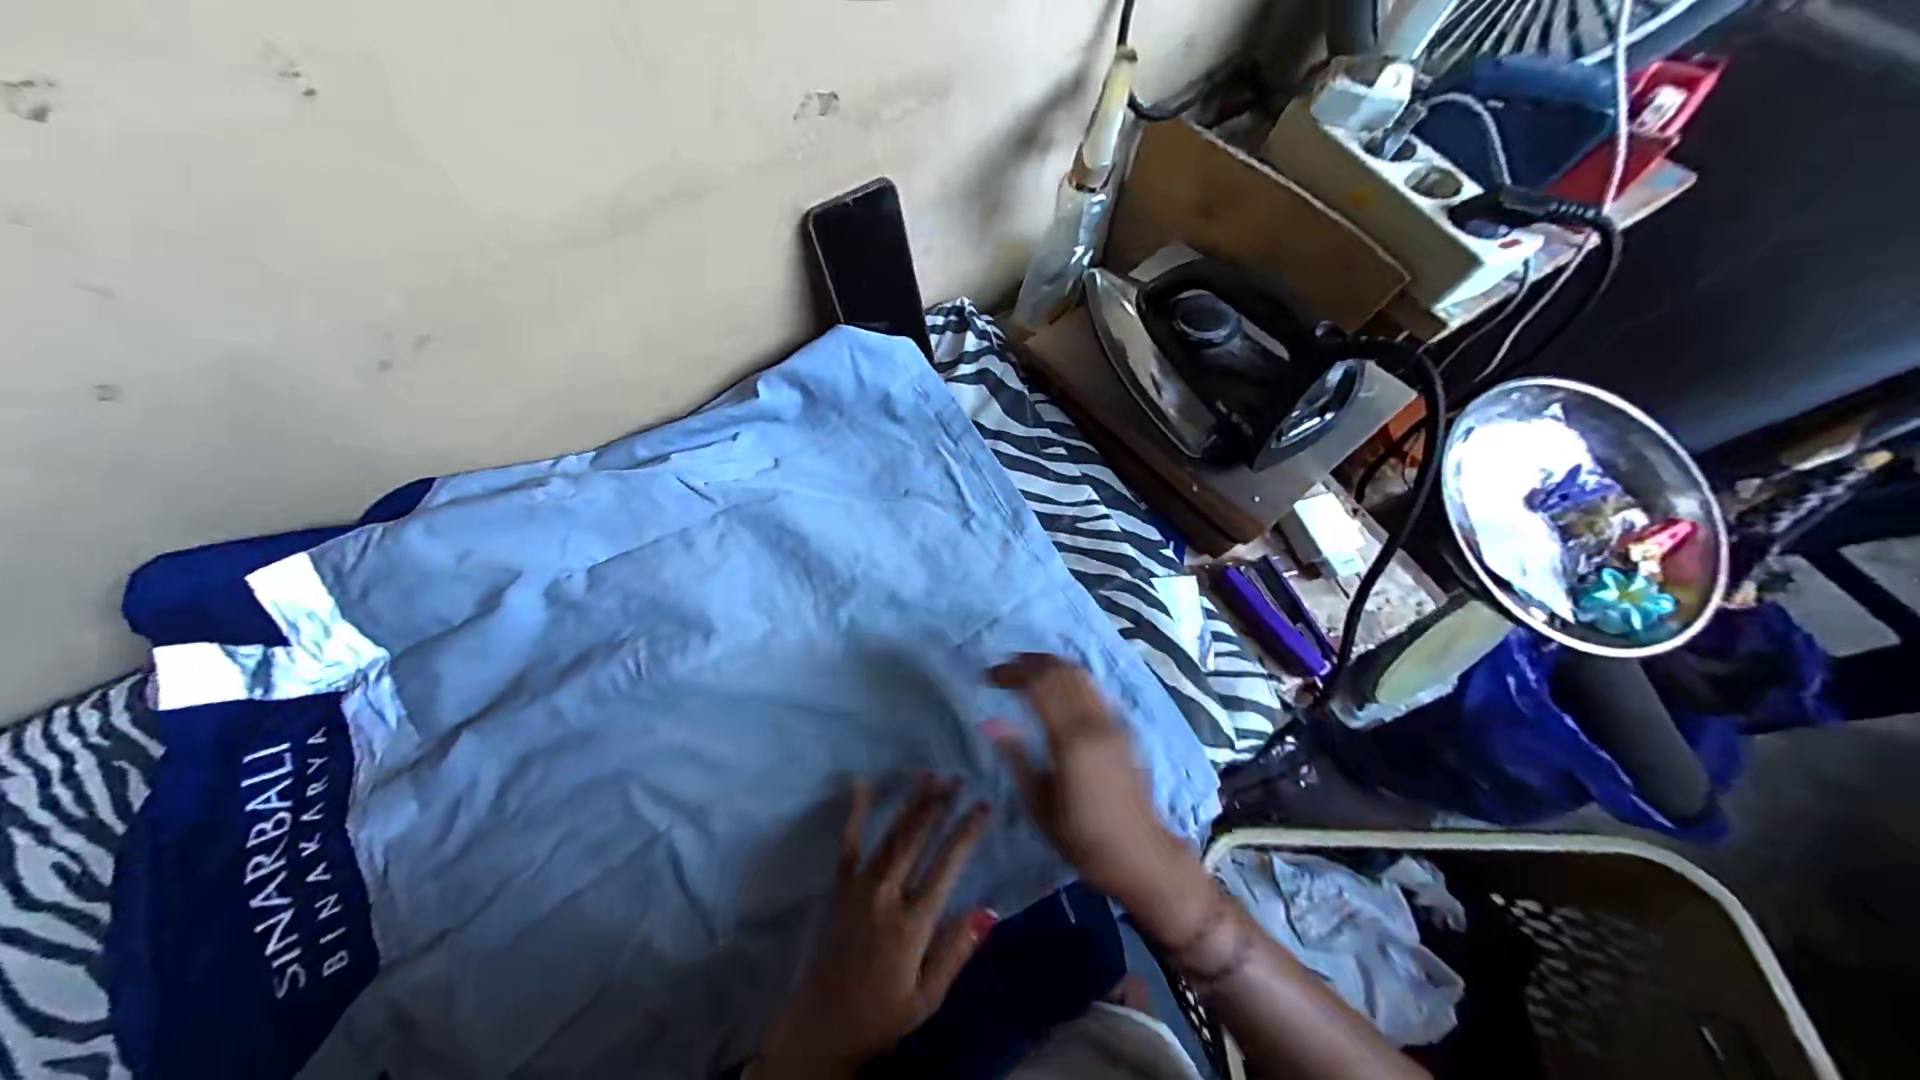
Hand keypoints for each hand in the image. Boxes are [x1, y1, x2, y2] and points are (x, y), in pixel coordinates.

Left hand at [756, 776, 996, 1079]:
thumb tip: (989, 911)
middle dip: (939, 805)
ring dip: (910, 802)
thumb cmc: (883, 1014)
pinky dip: (856, 812)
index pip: (947, 866)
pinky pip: (848, 843)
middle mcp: (885, 896)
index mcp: (911, 924)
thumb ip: (956, 952)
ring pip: (889, 835)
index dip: (967, 832)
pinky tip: (864, 784)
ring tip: (929, 774)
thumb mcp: (928, 997)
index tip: (984, 806)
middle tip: (957, 778)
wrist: (821, 1026)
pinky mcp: (840, 887)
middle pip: (917, 840)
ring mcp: (859, 887)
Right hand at [985, 654, 1197, 914]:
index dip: (1011, 673)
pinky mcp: (1124, 728)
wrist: (1141, 855)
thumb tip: (991, 722)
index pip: (1039, 684)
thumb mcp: (1039, 805)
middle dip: (1029, 662)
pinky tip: (1056, 688)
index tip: (988, 677)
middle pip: (1061, 671)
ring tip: (1025, 671)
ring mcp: (1113, 723)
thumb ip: (1016, 757)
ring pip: (1081, 674)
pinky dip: (1070, 677)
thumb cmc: (1083, 838)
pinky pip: (1094, 688)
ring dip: (1051, 665)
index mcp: (1071, 740)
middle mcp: (1095, 722)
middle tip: (1003, 669)